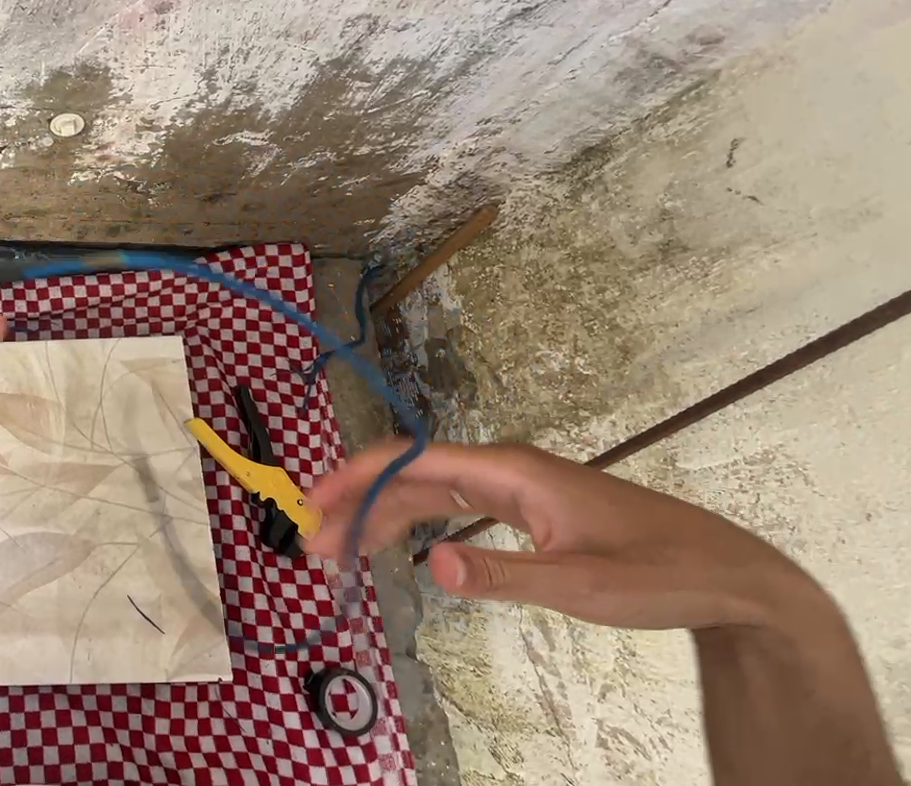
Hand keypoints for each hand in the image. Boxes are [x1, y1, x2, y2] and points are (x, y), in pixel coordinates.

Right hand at [304, 441, 824, 631]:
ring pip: (419, 492)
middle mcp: (495, 468)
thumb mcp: (582, 585)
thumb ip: (502, 574)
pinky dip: (407, 524)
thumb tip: (426, 565)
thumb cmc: (661, 573)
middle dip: (354, 506)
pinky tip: (386, 545)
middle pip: (403, 477)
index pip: (407, 460)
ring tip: (338, 551)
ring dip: (374, 516)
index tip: (313, 501)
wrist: (733, 577)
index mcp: (504, 470)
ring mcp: (504, 486)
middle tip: (316, 546)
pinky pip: (442, 507)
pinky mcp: (514, 507)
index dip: (353, 476)